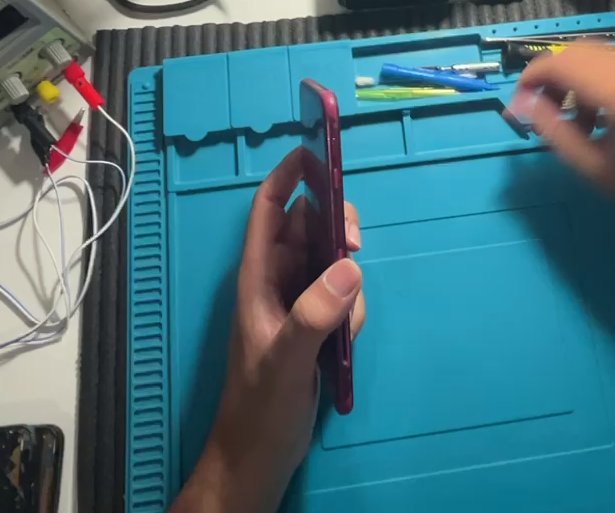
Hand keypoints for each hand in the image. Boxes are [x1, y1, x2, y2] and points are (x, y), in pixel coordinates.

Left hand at [174, 148, 366, 512]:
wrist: (259, 461)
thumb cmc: (258, 408)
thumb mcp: (286, 360)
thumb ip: (315, 314)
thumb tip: (351, 264)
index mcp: (257, 276)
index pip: (269, 209)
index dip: (288, 176)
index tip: (319, 152)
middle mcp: (277, 280)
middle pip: (309, 226)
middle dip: (335, 227)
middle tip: (357, 244)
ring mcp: (297, 300)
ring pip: (330, 259)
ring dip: (347, 276)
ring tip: (347, 317)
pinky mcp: (315, 322)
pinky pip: (341, 292)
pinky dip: (352, 306)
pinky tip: (345, 340)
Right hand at [508, 45, 614, 250]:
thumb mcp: (600, 171)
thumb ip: (556, 132)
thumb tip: (522, 105)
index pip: (562, 63)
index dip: (532, 77)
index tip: (519, 103)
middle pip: (580, 51)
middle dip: (553, 75)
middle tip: (541, 110)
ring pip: (602, 55)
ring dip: (578, 77)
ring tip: (578, 122)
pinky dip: (604, 79)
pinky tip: (607, 116)